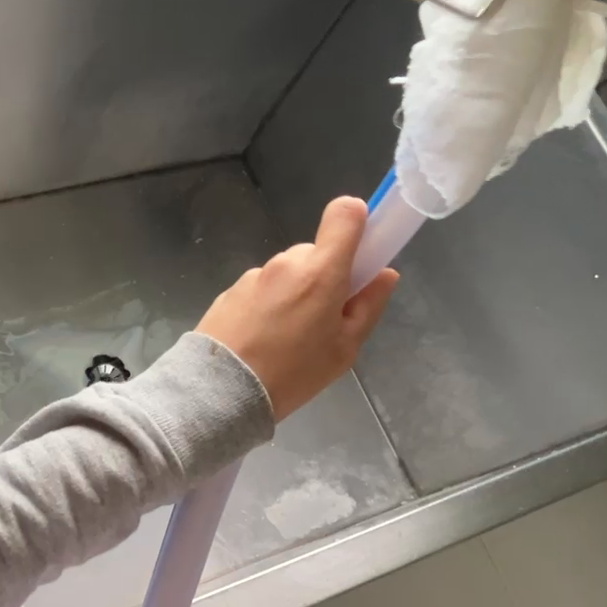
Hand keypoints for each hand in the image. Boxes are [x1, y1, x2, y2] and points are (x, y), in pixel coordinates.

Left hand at [194, 196, 399, 421]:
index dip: (356, 225)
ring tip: (282, 338)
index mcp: (320, 271)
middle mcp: (284, 264)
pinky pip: (258, 291)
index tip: (357, 255)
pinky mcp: (227, 293)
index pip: (345, 214)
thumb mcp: (343, 350)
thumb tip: (385, 274)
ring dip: (290, 294)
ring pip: (284, 274)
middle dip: (321, 277)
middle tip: (318, 321)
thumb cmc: (292, 374)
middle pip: (313, 253)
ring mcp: (252, 277)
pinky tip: (257, 341)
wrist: (221, 392)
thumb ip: (368, 306)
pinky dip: (263, 307)